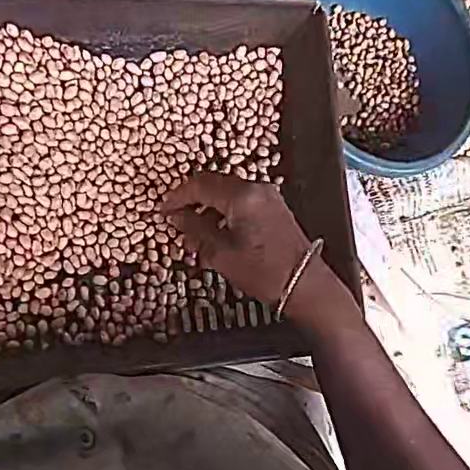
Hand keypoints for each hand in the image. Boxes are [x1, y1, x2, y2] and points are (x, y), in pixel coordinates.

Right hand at [160, 174, 351, 333]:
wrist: (304, 284)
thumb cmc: (265, 272)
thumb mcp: (221, 254)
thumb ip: (196, 231)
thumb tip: (178, 218)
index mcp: (242, 196)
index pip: (200, 185)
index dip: (177, 197)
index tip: (164, 209)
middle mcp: (256, 189)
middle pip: (214, 186)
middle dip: (192, 203)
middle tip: (177, 222)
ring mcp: (268, 197)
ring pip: (228, 195)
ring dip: (208, 210)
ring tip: (195, 235)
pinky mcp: (274, 209)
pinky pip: (242, 203)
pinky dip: (225, 214)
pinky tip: (217, 235)